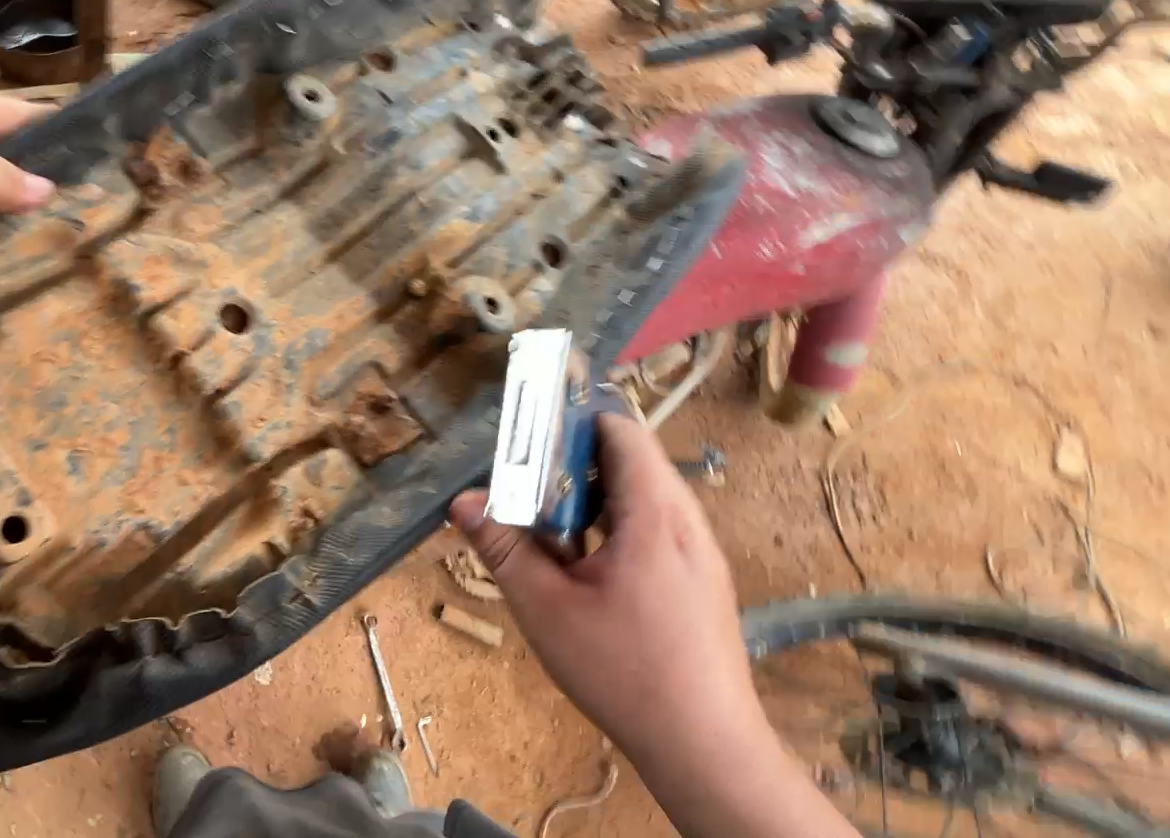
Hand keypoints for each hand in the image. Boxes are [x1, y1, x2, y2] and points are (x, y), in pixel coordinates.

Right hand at [448, 414, 768, 768]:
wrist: (708, 750)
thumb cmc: (623, 671)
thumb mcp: (545, 607)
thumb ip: (503, 547)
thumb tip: (461, 502)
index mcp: (655, 516)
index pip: (624, 433)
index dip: (576, 420)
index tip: (531, 432)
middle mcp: (688, 523)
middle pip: (633, 461)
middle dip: (576, 462)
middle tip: (528, 481)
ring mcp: (703, 554)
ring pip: (646, 496)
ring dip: (595, 496)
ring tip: (551, 524)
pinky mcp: (704, 582)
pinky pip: (659, 527)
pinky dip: (618, 525)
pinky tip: (587, 565)